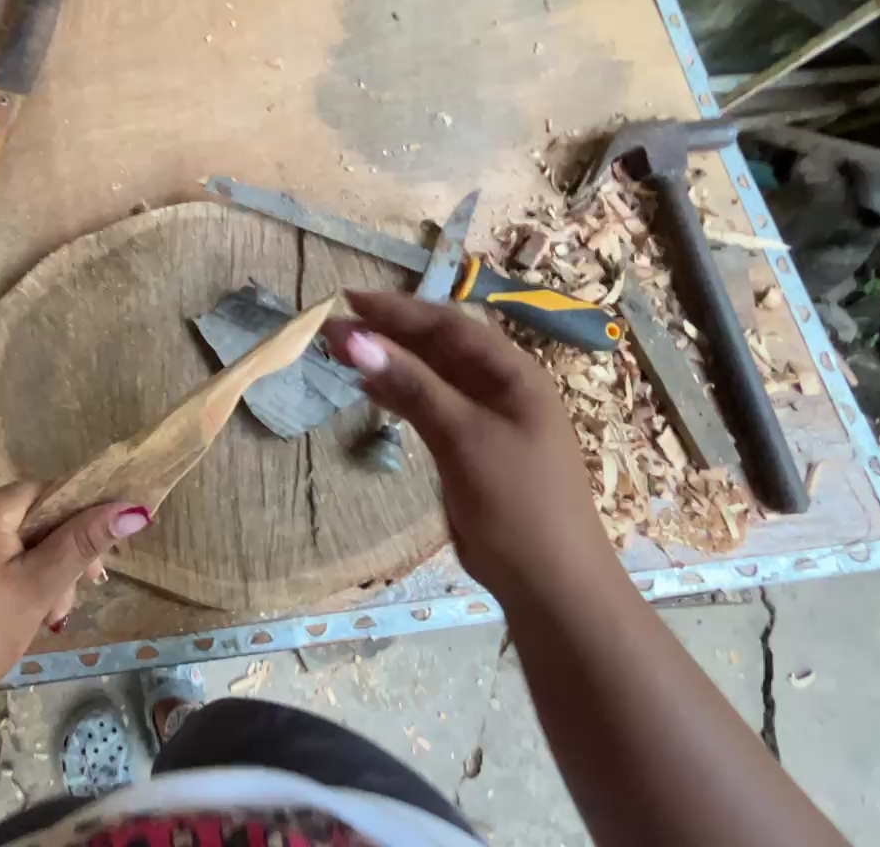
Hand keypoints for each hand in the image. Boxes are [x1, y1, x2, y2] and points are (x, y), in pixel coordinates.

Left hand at [0, 484, 149, 701]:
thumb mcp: (39, 585)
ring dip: (40, 574)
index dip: (80, 522)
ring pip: (15, 542)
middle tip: (67, 604)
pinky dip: (15, 580)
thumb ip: (84, 542)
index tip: (97, 569)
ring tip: (46, 618)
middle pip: (32, 519)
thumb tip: (133, 508)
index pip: (48, 493)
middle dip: (59, 558)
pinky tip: (22, 614)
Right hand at [322, 291, 616, 603]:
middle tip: (332, 327)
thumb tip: (357, 341)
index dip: (398, 309)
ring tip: (338, 350)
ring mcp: (480, 417)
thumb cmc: (516, 501)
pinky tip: (365, 387)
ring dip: (386, 361)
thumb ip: (411, 386)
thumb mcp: (463, 435)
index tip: (349, 300)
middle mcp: (497, 387)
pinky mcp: (463, 445)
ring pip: (426, 375)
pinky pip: (424, 405)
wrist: (547, 579)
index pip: (447, 325)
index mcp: (512, 373)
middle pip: (435, 347)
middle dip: (386, 333)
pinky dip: (395, 393)